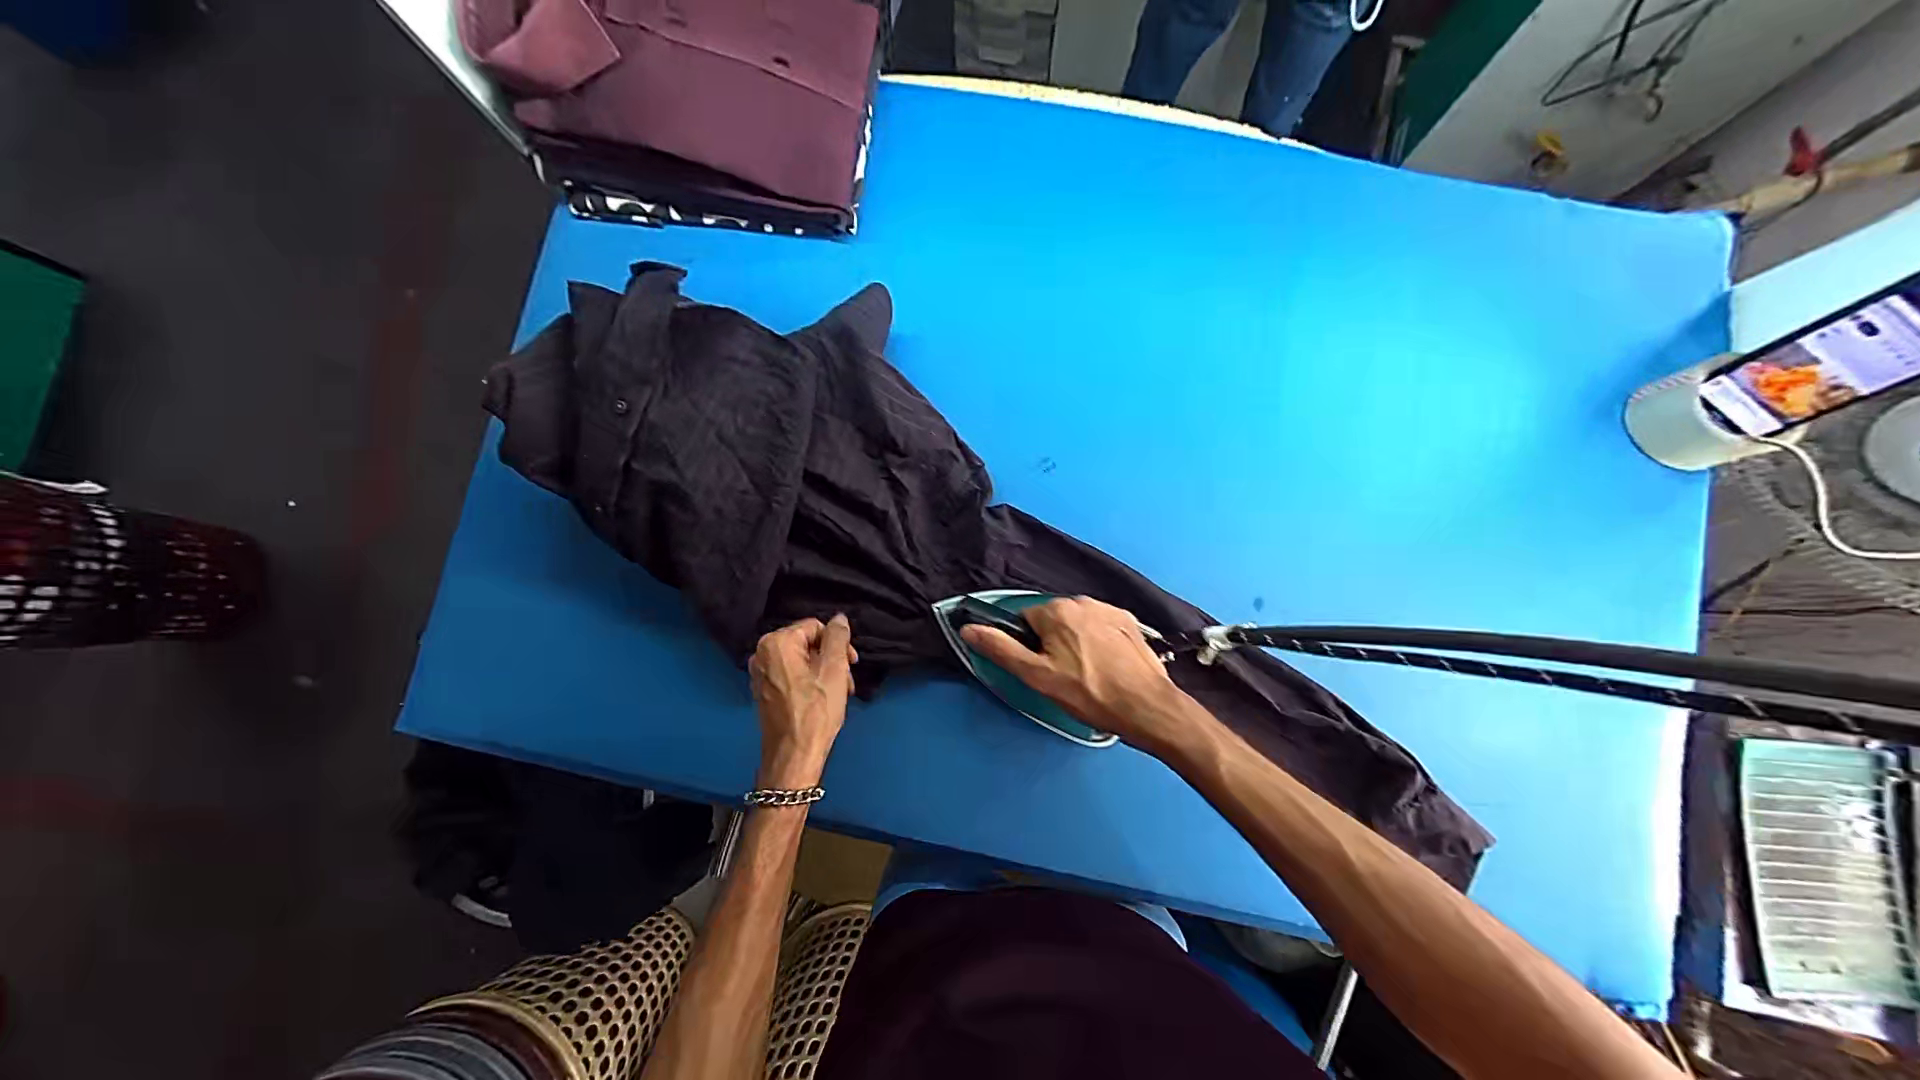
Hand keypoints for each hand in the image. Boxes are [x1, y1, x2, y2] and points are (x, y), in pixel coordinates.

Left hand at [749, 614, 856, 788]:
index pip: (815, 627)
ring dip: (823, 671)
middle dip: (830, 658)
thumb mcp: (834, 669)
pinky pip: (790, 675)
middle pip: (807, 643)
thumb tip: (839, 619)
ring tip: (838, 692)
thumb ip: (838, 638)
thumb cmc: (816, 712)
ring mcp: (760, 674)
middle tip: (847, 679)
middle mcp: (761, 654)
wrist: (794, 756)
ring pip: (801, 660)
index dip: (837, 643)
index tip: (851, 663)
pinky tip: (822, 699)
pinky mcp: (763, 691)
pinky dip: (808, 682)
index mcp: (776, 643)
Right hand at [959, 596, 1196, 751]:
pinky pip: (1101, 627)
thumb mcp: (1037, 676)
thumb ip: (1001, 648)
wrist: (1147, 707)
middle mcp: (1083, 602)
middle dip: (1051, 644)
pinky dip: (1098, 643)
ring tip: (1087, 675)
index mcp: (1056, 610)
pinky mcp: (1130, 623)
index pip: (1024, 621)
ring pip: (1077, 624)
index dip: (1028, 647)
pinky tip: (1106, 667)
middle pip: (1051, 621)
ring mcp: (1109, 610)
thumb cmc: (1090, 694)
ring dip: (1075, 643)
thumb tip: (969, 629)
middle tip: (1063, 677)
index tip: (1041, 669)